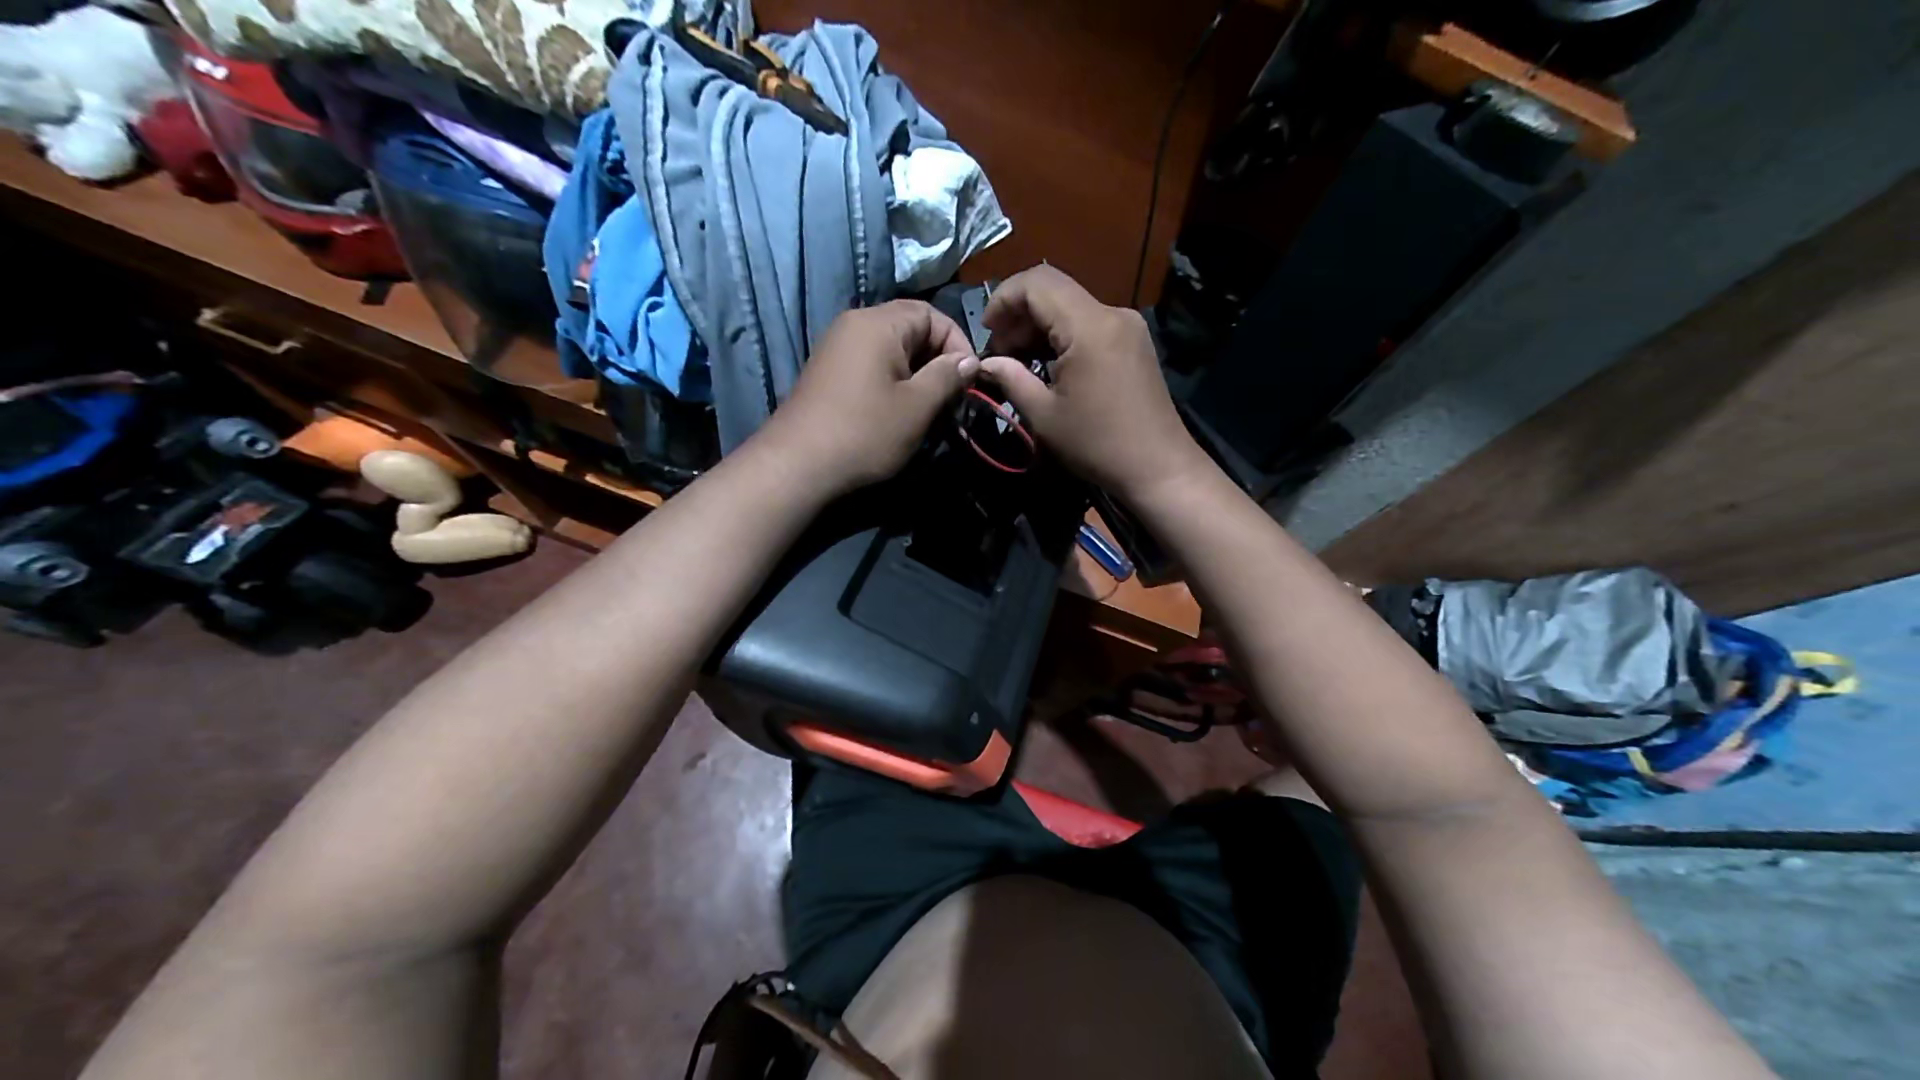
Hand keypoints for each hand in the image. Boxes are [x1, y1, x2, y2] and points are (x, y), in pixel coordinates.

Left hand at [755, 300, 978, 495]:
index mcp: (878, 323)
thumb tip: (970, 361)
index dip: (958, 344)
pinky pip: (872, 366)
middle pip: (911, 330)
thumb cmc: (864, 432)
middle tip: (951, 399)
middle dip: (938, 361)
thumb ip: (948, 377)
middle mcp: (855, 325)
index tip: (969, 381)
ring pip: (893, 351)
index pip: (932, 314)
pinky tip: (899, 414)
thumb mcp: (917, 406)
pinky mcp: (829, 374)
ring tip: (929, 411)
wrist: (797, 466)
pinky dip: (893, 384)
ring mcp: (838, 349)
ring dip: (917, 376)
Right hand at [981, 265, 1208, 500]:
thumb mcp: (1044, 415)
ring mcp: (1127, 326)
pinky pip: (1089, 323)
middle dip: (1018, 315)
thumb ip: (1010, 378)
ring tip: (1019, 362)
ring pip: (1071, 306)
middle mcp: (1112, 314)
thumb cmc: (1097, 444)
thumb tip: (986, 362)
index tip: (986, 332)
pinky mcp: (1134, 342)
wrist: (1158, 467)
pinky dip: (1062, 335)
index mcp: (1089, 326)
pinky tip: (1048, 365)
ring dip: (1039, 326)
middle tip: (999, 354)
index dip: (1003, 299)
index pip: (1037, 282)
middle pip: (1054, 290)